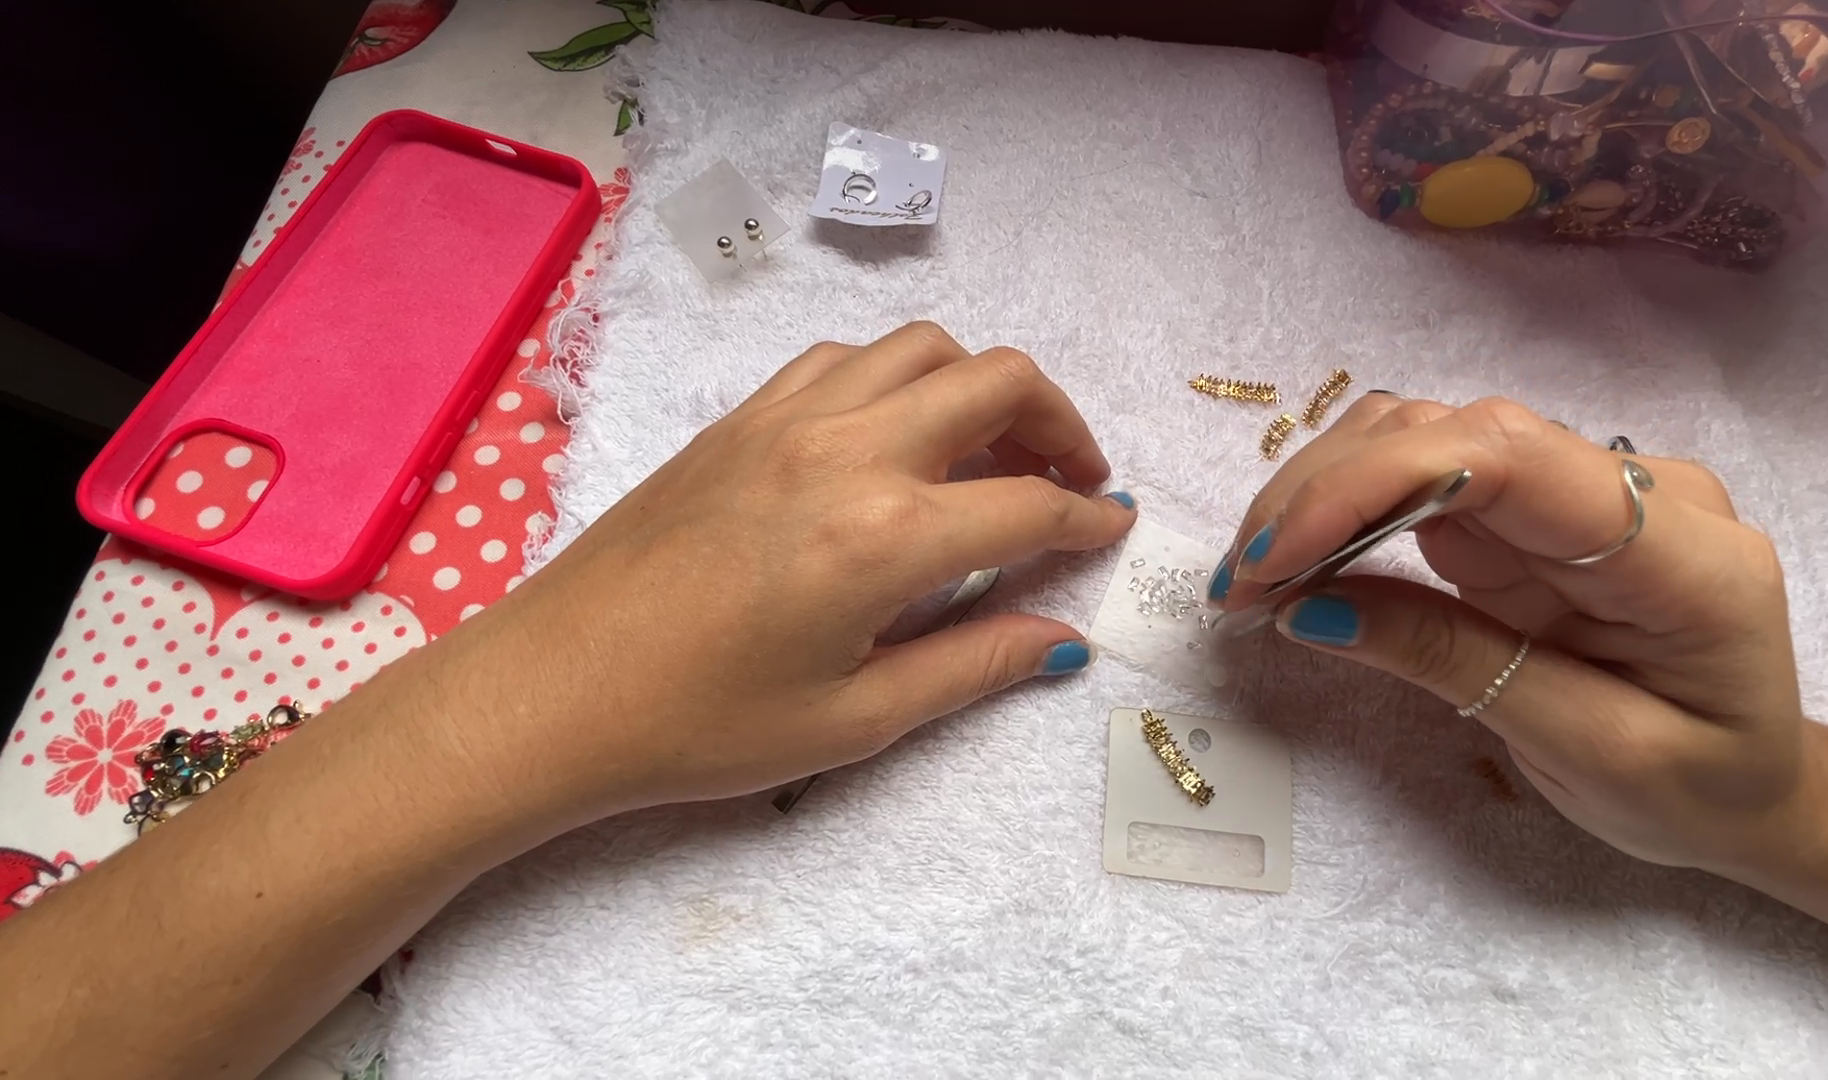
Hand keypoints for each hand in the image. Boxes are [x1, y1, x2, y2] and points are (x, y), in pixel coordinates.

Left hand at [412, 322, 1135, 820]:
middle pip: (996, 382)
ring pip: (924, 349)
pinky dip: (901, 378)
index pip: (1027, 506)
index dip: (1087, 518)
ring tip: (992, 450)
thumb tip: (1063, 640)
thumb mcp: (856, 720)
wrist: (551, 691)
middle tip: (1073, 477)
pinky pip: (847, 360)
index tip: (1114, 528)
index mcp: (882, 535)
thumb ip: (974, 665)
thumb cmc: (703, 724)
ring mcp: (788, 416)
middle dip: (1060, 423)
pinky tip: (898, 435)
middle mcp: (846, 449)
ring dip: (982, 387)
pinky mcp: (743, 415)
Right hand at [1214, 393, 1824, 874]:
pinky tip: (1294, 556)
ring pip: (1405, 437)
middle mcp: (1615, 488)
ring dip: (1309, 496)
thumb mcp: (1586, 747)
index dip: (1366, 486)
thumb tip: (1307, 609)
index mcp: (1674, 550)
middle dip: (1315, 497)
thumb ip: (1451, 662)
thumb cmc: (1698, 785)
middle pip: (1435, 434)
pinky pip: (1401, 475)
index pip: (1498, 459)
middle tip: (1240, 583)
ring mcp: (1554, 489)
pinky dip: (1330, 509)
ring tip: (1254, 573)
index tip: (1273, 560)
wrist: (1745, 780)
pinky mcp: (1505, 509)